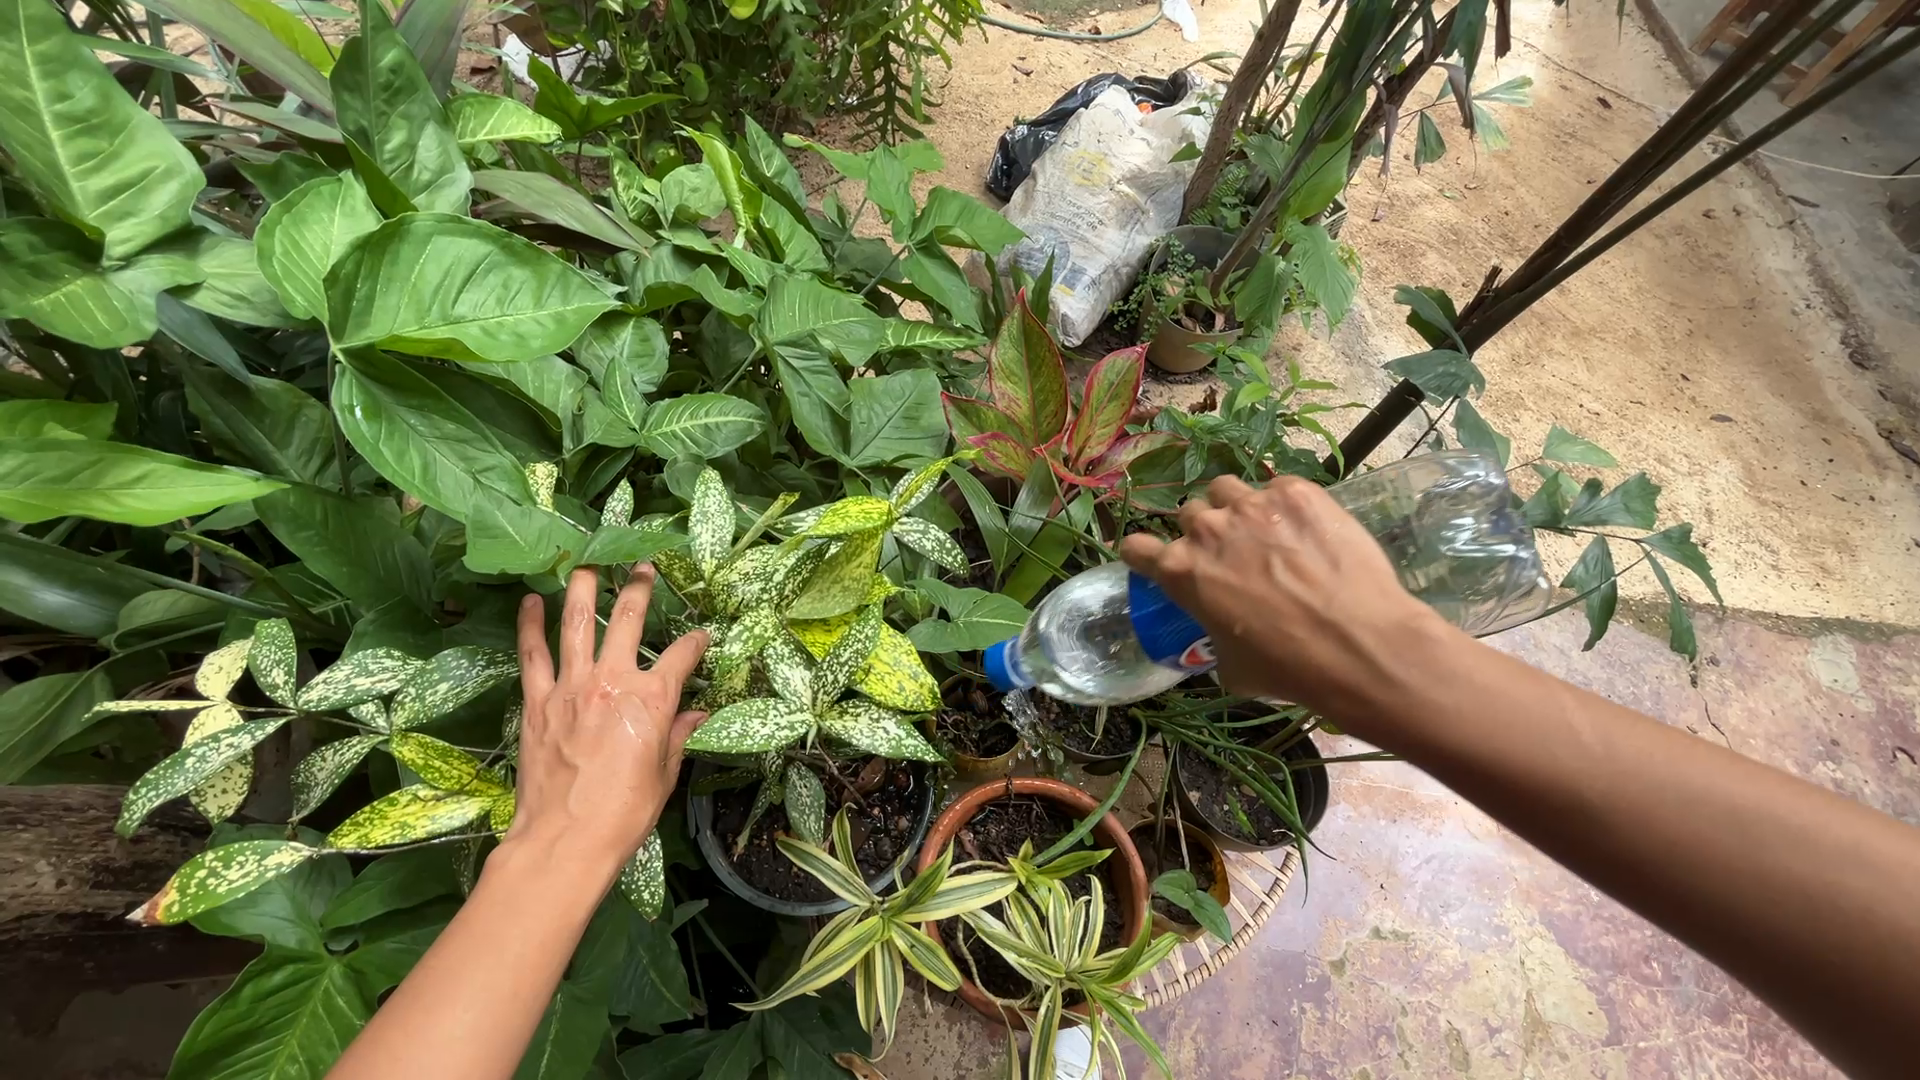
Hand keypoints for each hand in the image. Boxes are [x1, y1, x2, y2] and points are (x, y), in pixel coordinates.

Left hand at [509, 564, 708, 877]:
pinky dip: (531, 626)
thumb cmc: (626, 811)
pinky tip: (530, 601)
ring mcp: (571, 687)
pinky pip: (533, 656)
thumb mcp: (665, 773)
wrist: (564, 840)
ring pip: (577, 623)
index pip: (683, 655)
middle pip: (628, 619)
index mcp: (653, 699)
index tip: (702, 636)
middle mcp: (613, 680)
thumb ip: (678, 734)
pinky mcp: (538, 702)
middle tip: (643, 567)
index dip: (696, 642)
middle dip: (639, 588)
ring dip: (584, 589)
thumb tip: (695, 713)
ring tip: (587, 564)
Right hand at [1118, 475, 1447, 733]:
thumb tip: (1220, 632)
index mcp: (1180, 571)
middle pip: (1188, 514)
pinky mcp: (1297, 492)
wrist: (1360, 645)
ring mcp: (1252, 504)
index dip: (1145, 555)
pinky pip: (1276, 488)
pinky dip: (1283, 505)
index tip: (1159, 561)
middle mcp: (1207, 529)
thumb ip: (1210, 633)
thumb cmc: (1288, 667)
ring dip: (1235, 508)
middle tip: (1231, 555)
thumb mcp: (1229, 665)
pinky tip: (1304, 529)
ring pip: (1226, 490)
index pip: (1136, 546)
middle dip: (1204, 532)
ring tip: (1263, 530)